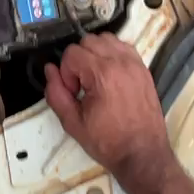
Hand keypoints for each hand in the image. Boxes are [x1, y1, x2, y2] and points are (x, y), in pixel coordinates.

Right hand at [44, 34, 175, 193]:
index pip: (72, 53)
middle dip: (79, 60)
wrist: (143, 155)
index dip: (67, 73)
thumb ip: (56, 94)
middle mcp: (120, 61)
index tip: (74, 92)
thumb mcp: (73, 124)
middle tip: (83, 86)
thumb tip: (50, 69)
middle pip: (87, 41)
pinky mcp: (143, 67)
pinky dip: (112, 53)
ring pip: (105, 38)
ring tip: (96, 78)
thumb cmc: (108, 142)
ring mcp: (134, 63)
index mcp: (102, 74)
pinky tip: (110, 74)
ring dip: (95, 53)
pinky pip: (122, 45)